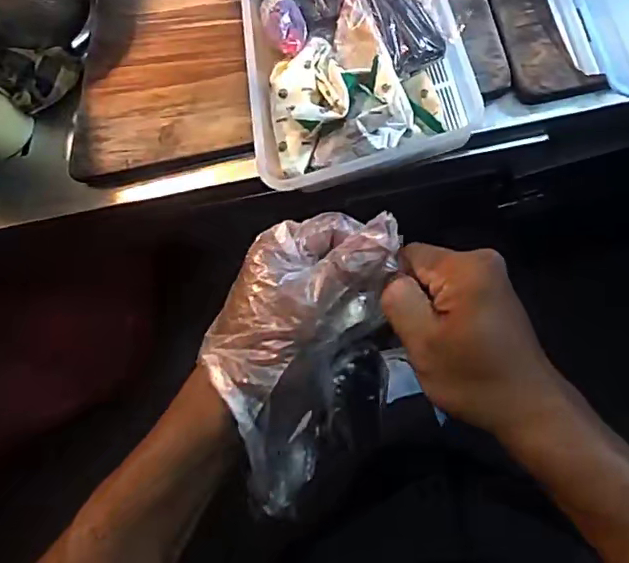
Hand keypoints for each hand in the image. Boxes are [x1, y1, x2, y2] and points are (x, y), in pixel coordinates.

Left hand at [197, 212, 399, 436]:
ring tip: (384, 305)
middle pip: (340, 250)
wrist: (235, 402)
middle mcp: (289, 257)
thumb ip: (349, 262)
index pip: (337, 225)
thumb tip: (387, 227)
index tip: (393, 264)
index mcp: (283, 242)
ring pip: (341, 276)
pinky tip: (369, 320)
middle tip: (392, 287)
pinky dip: (353, 308)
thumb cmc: (268, 340)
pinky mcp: (301, 314)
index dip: (366, 241)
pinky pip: (335, 299)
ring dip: (363, 290)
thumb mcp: (311, 297)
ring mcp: (294, 287)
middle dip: (366, 267)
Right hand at [382, 243, 568, 438]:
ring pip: (439, 282)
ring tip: (435, 343)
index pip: (409, 254)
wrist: (529, 407)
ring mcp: (493, 277)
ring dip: (431, 308)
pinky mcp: (497, 295)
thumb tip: (389, 278)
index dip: (394, 282)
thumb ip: (399, 300)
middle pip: (426, 267)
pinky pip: (457, 292)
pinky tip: (452, 342)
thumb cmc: (475, 377)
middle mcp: (482, 259)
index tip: (394, 317)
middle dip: (414, 298)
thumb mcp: (424, 343)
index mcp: (465, 265)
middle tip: (416, 336)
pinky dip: (448, 313)